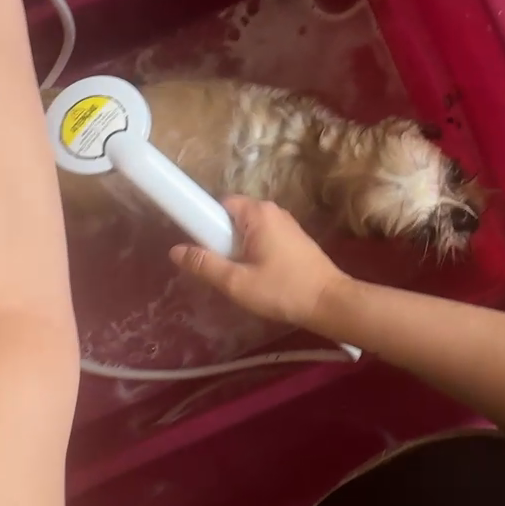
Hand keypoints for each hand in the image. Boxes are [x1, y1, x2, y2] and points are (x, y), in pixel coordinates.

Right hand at [170, 198, 349, 327]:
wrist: (328, 301)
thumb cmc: (282, 290)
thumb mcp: (237, 282)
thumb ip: (205, 264)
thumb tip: (176, 250)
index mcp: (258, 212)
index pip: (220, 204)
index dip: (206, 223)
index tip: (199, 246)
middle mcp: (273, 210)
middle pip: (234, 217)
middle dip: (222, 239)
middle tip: (220, 268)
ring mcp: (286, 223)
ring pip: (248, 229)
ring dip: (238, 248)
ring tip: (237, 276)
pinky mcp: (294, 238)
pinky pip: (263, 237)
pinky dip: (253, 251)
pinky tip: (256, 276)